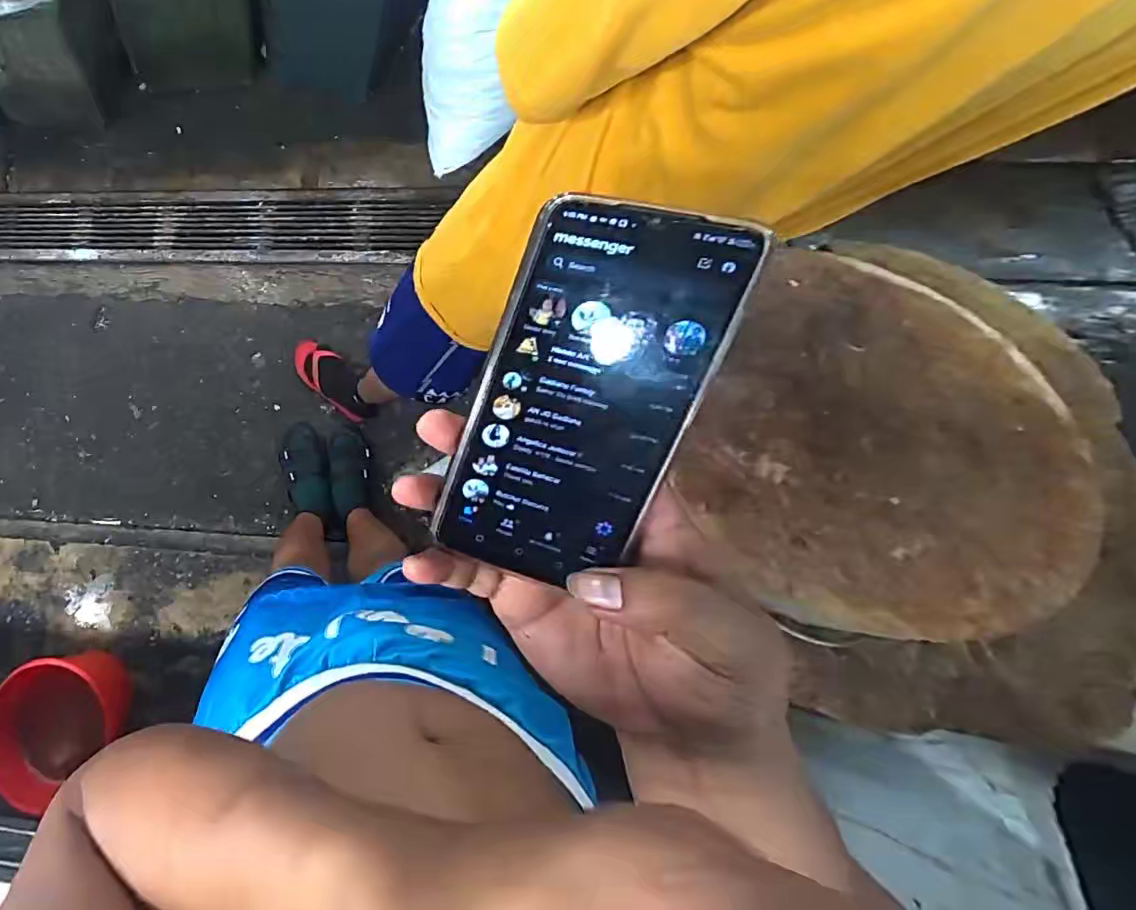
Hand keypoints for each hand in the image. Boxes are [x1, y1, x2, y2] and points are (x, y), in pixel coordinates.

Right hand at [392, 410, 791, 754]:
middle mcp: (583, 524)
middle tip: (438, 426)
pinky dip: (445, 569)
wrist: (689, 735)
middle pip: (527, 475)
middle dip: (482, 449)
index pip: (595, 455)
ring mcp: (545, 562)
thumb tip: (585, 582)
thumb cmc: (726, 668)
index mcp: (639, 511)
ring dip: (448, 502)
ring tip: (409, 489)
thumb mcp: (720, 629)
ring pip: (490, 519)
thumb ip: (663, 599)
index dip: (554, 424)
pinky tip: (416, 567)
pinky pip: (477, 578)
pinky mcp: (521, 602)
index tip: (509, 400)